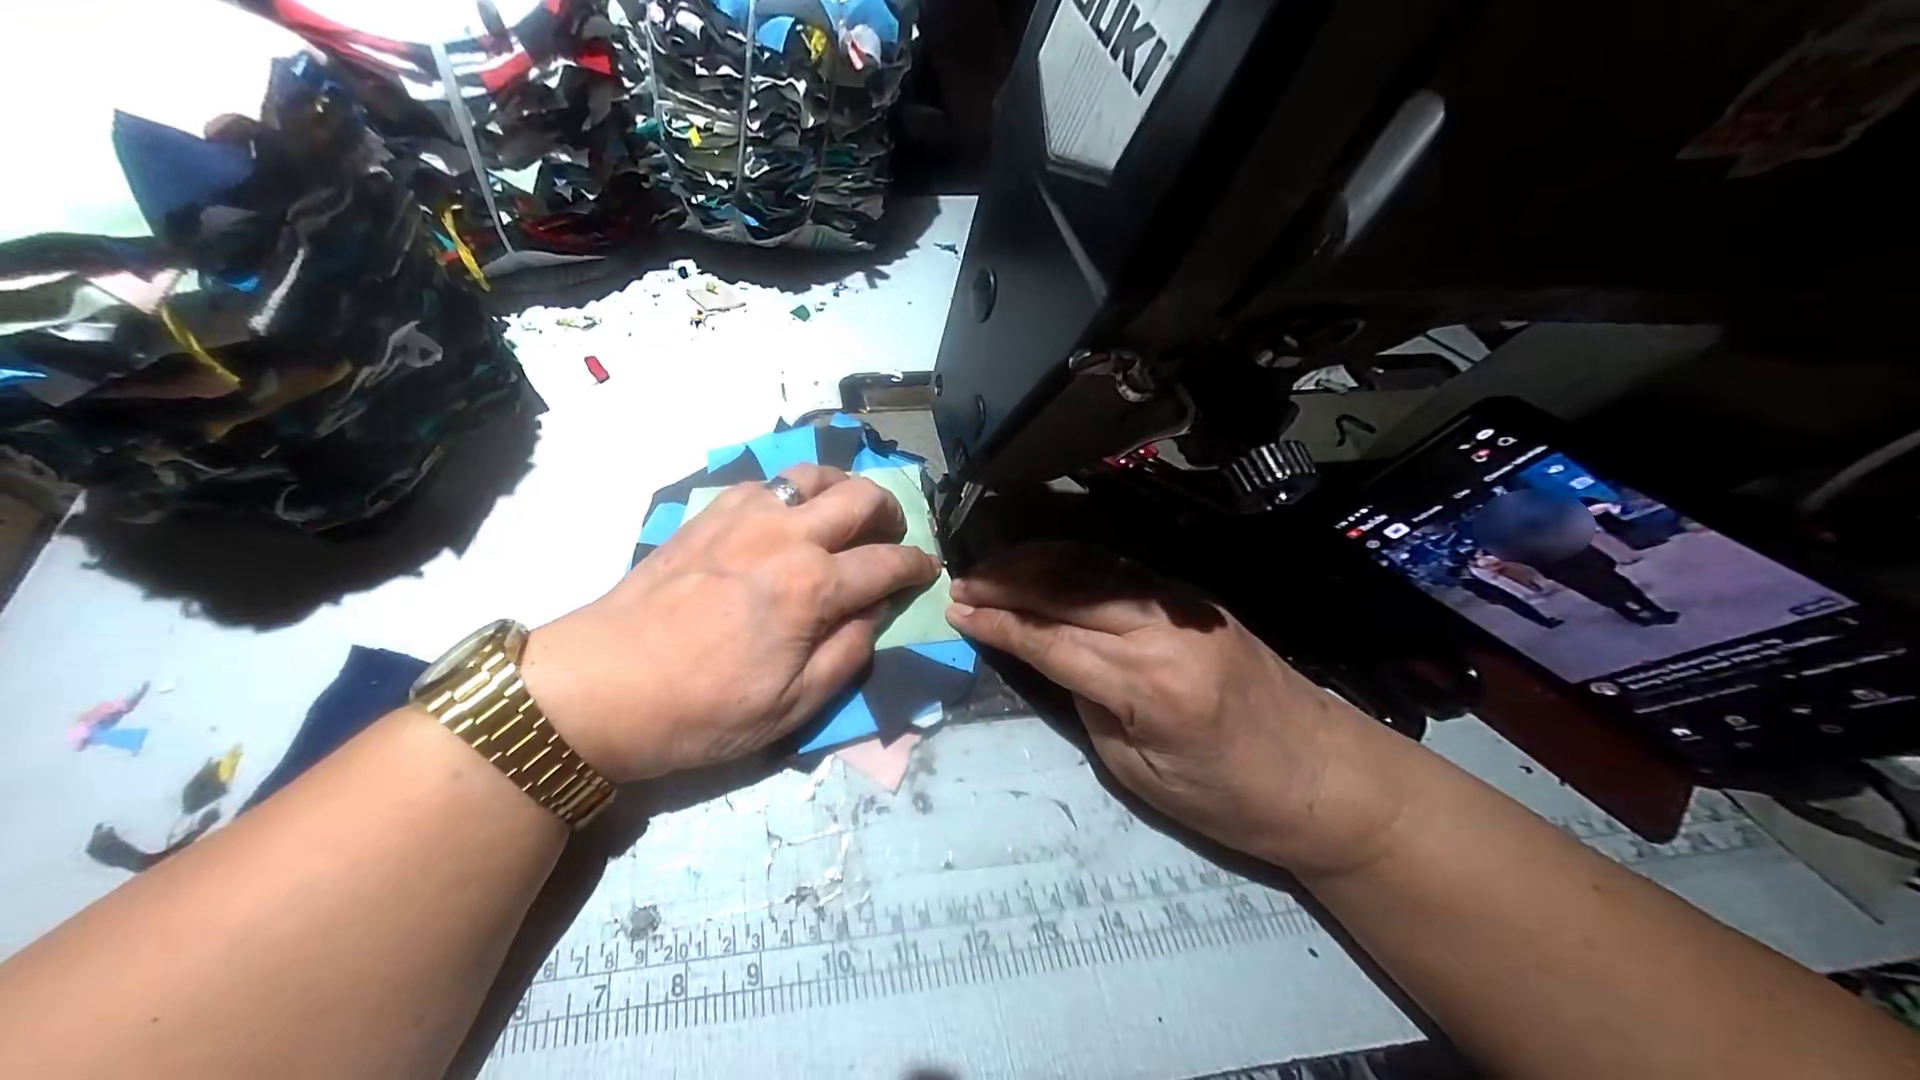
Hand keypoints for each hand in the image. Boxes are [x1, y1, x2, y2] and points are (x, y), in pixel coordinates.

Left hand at [521, 466, 939, 782]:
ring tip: (845, 514)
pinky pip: (765, 482)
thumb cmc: (702, 710)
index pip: (888, 562)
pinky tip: (786, 517)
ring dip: (843, 488)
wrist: (599, 687)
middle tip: (891, 536)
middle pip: (861, 497)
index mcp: (814, 587)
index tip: (928, 569)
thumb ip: (848, 653)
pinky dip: (792, 492)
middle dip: (890, 513)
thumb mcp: (792, 706)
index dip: (917, 565)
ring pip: (812, 475)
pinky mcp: (708, 515)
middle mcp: (787, 536)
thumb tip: (876, 611)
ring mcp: (744, 518)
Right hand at [946, 543, 1409, 879]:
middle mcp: (1162, 629)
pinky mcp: (1194, 599)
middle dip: (1006, 583)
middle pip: (1066, 591)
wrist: (1325, 776)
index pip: (1050, 639)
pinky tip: (1047, 562)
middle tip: (961, 581)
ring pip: (1092, 568)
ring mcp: (1182, 606)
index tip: (956, 611)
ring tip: (992, 566)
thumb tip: (1055, 658)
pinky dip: (1074, 561)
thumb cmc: (1228, 798)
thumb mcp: (1139, 771)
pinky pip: (1121, 569)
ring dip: (1035, 561)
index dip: (998, 623)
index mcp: (1147, 684)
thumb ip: (1090, 704)